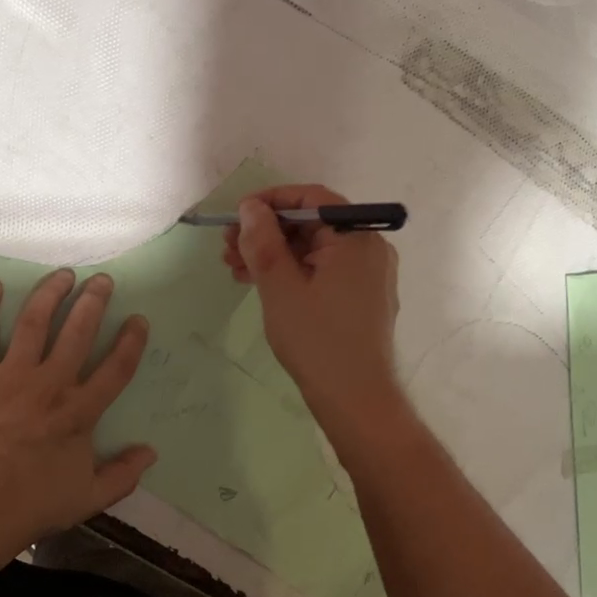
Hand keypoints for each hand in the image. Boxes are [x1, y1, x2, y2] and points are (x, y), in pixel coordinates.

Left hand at [0, 270, 157, 554]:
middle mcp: (50, 386)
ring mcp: (12, 377)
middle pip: (77, 332)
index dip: (131, 342)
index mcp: (80, 413)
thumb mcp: (88, 498)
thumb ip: (123, 475)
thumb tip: (151, 453)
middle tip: (103, 281)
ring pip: (34, 322)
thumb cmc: (32, 504)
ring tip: (63, 275)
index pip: (115, 368)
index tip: (138, 320)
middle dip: (94, 302)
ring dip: (50, 293)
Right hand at [222, 185, 401, 414]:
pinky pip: (322, 271)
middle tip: (227, 247)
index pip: (312, 198)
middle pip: (311, 224)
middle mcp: (369, 249)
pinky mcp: (360, 298)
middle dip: (266, 232)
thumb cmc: (317, 338)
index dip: (270, 201)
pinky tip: (260, 284)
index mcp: (355, 238)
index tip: (237, 215)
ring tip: (234, 269)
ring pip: (313, 250)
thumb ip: (263, 241)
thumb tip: (251, 207)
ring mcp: (367, 275)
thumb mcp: (280, 286)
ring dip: (273, 254)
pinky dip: (291, 272)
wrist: (355, 397)